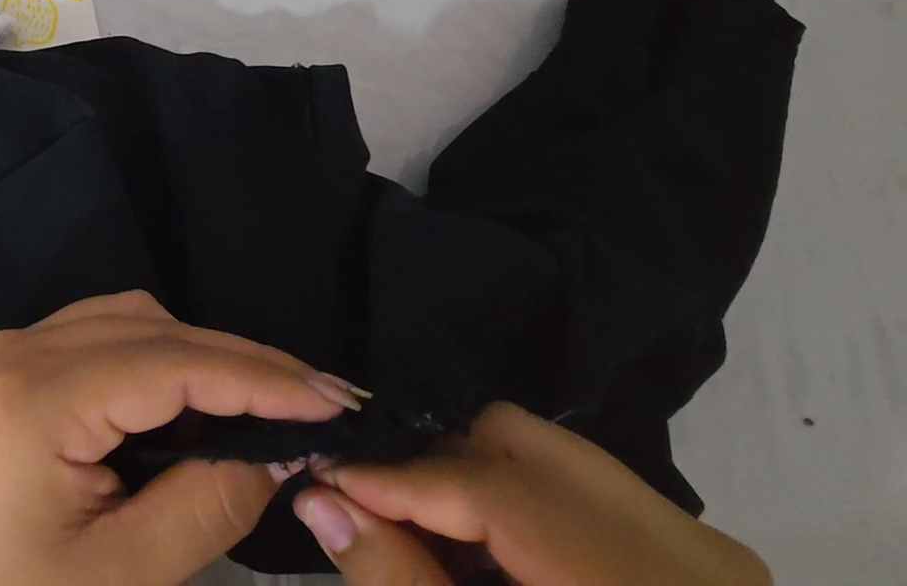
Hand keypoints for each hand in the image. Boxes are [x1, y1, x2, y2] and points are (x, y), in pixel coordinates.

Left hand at [0, 290, 361, 585]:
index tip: (334, 399)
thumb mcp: (120, 572)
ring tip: (269, 397)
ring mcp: (11, 347)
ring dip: (200, 350)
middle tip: (319, 399)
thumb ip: (207, 504)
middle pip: (151, 328)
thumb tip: (281, 453)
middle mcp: (22, 349)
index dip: (257, 378)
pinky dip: (157, 352)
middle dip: (239, 360)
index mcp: (39, 398)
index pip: (169, 364)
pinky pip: (99, 331)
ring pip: (128, 319)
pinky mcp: (12, 360)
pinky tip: (194, 390)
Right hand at [291, 402, 771, 584]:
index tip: (327, 480)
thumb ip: (402, 585)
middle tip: (370, 502)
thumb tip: (319, 501)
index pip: (494, 486)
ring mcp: (695, 545)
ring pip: (543, 452)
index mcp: (637, 583)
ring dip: (461, 474)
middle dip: (429, 461)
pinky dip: (505, 499)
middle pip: (516, 442)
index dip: (400, 478)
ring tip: (417, 526)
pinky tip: (474, 550)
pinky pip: (573, 483)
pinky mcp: (687, 553)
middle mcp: (686, 548)